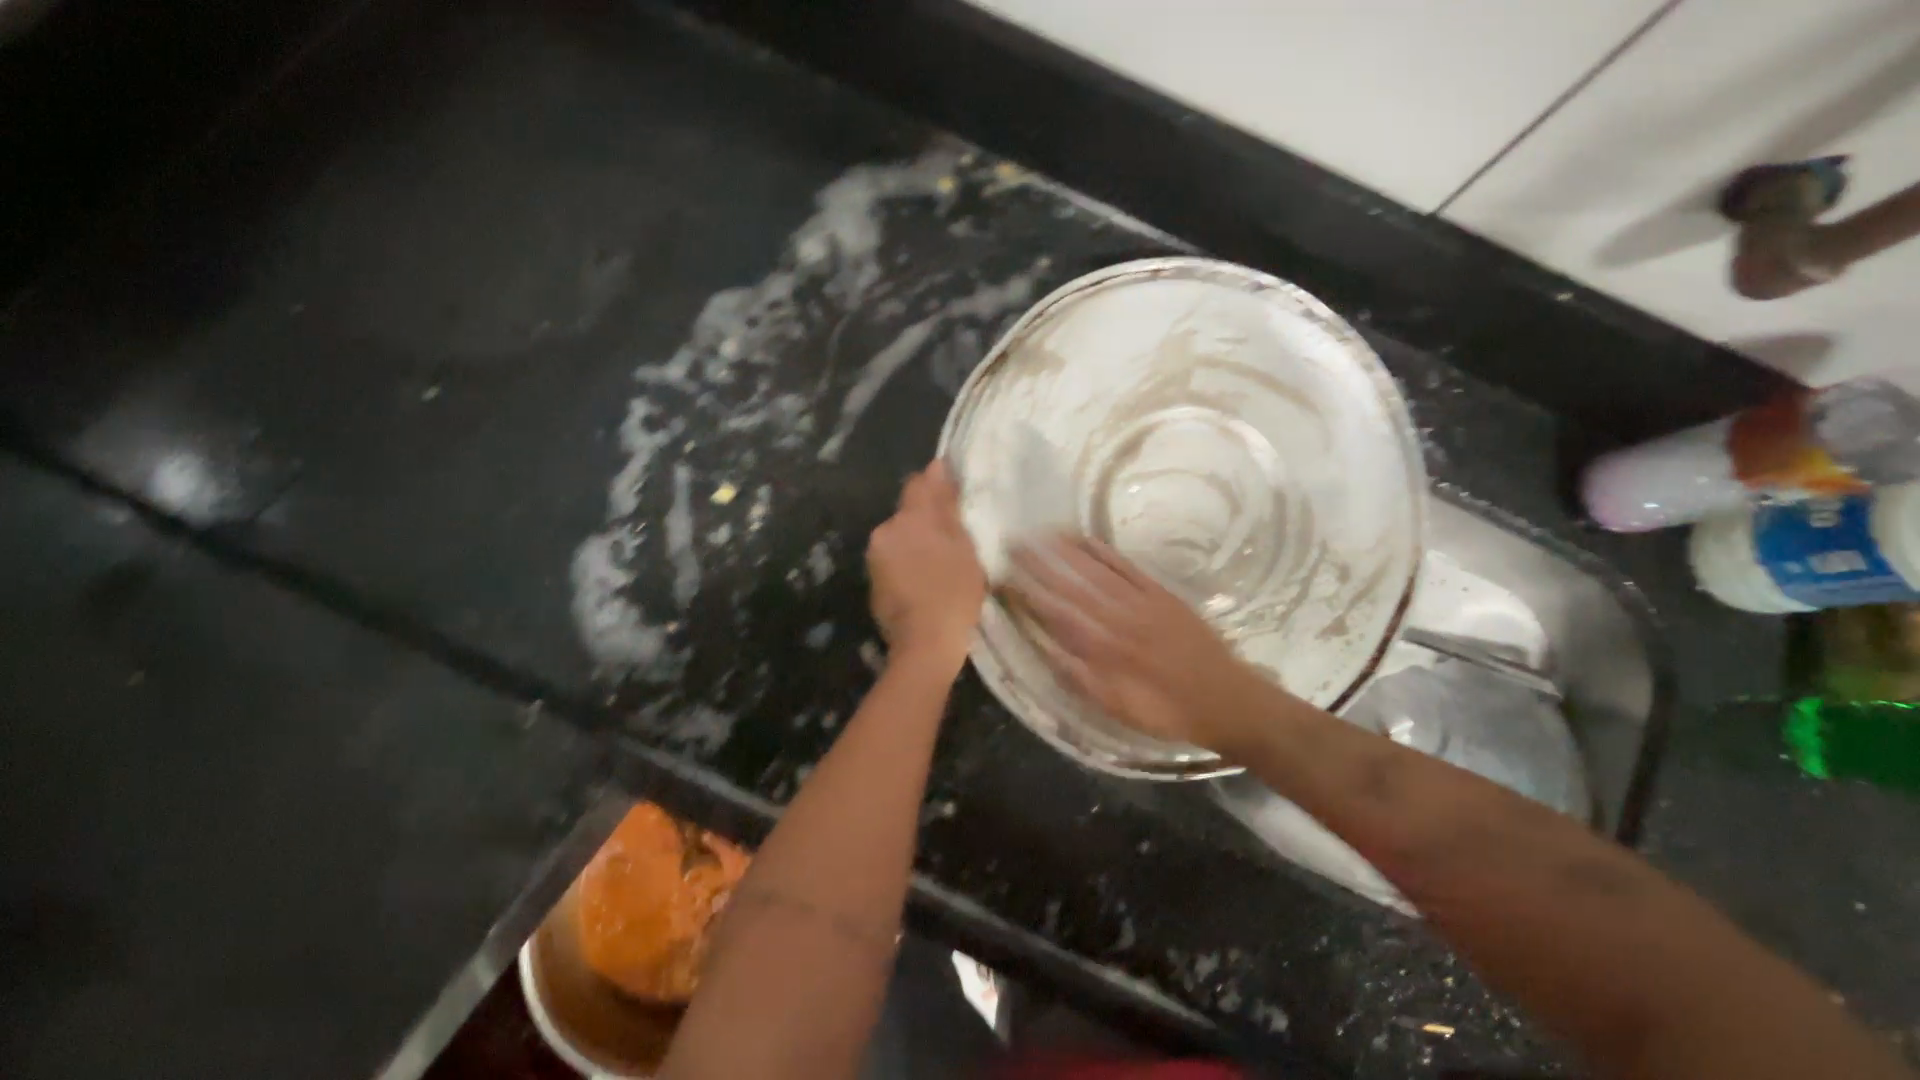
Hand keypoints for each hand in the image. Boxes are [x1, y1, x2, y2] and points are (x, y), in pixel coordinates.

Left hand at [867, 461, 985, 673]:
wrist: (924, 644)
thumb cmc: (954, 594)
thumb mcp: (964, 549)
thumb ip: (949, 508)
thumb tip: (939, 470)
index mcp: (910, 518)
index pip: (919, 484)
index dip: (936, 482)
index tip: (952, 488)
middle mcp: (886, 530)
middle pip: (908, 513)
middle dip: (927, 518)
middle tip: (953, 534)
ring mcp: (875, 557)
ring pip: (900, 537)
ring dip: (917, 541)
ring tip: (941, 560)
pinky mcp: (873, 581)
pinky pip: (894, 559)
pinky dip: (909, 562)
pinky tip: (926, 579)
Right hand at [1011, 537, 1272, 749]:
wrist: (1225, 699)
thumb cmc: (1167, 711)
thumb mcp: (1119, 708)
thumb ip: (1081, 679)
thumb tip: (1045, 649)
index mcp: (1103, 648)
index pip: (1056, 614)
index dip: (1028, 594)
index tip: (1004, 576)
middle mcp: (1117, 618)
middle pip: (1071, 585)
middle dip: (1040, 564)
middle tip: (1013, 543)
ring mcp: (1140, 602)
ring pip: (1096, 571)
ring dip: (1066, 552)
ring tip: (1040, 534)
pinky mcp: (1162, 595)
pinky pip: (1127, 568)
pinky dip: (1105, 552)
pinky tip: (1085, 540)